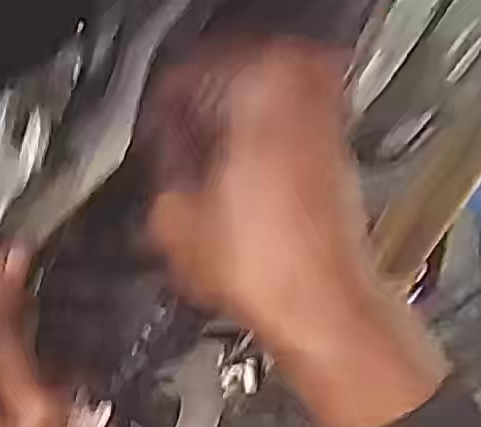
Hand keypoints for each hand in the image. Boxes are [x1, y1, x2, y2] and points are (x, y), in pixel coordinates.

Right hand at [143, 40, 447, 426]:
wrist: (315, 301)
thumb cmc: (259, 266)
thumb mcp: (173, 224)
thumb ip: (160, 179)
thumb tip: (164, 165)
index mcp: (253, 88)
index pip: (186, 71)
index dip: (157, 105)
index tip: (147, 126)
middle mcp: (298, 86)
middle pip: (230, 72)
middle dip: (196, 104)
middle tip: (171, 134)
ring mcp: (323, 116)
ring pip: (260, 95)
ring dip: (226, 121)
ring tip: (199, 156)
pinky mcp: (333, 149)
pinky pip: (284, 122)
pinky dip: (255, 138)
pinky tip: (233, 177)